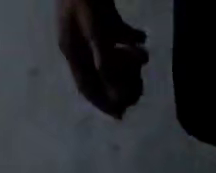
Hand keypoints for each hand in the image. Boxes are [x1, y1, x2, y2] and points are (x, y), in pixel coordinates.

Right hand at [57, 0, 148, 118]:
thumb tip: (115, 94)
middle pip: (102, 75)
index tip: (121, 115)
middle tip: (139, 84)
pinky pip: (118, 34)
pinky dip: (131, 39)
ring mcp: (90, 29)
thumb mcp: (96, 28)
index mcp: (73, 51)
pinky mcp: (101, 13)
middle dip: (121, 82)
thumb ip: (105, 60)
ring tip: (143, 55)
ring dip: (129, 61)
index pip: (87, 87)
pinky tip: (143, 38)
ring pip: (111, 57)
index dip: (103, 104)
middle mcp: (80, 44)